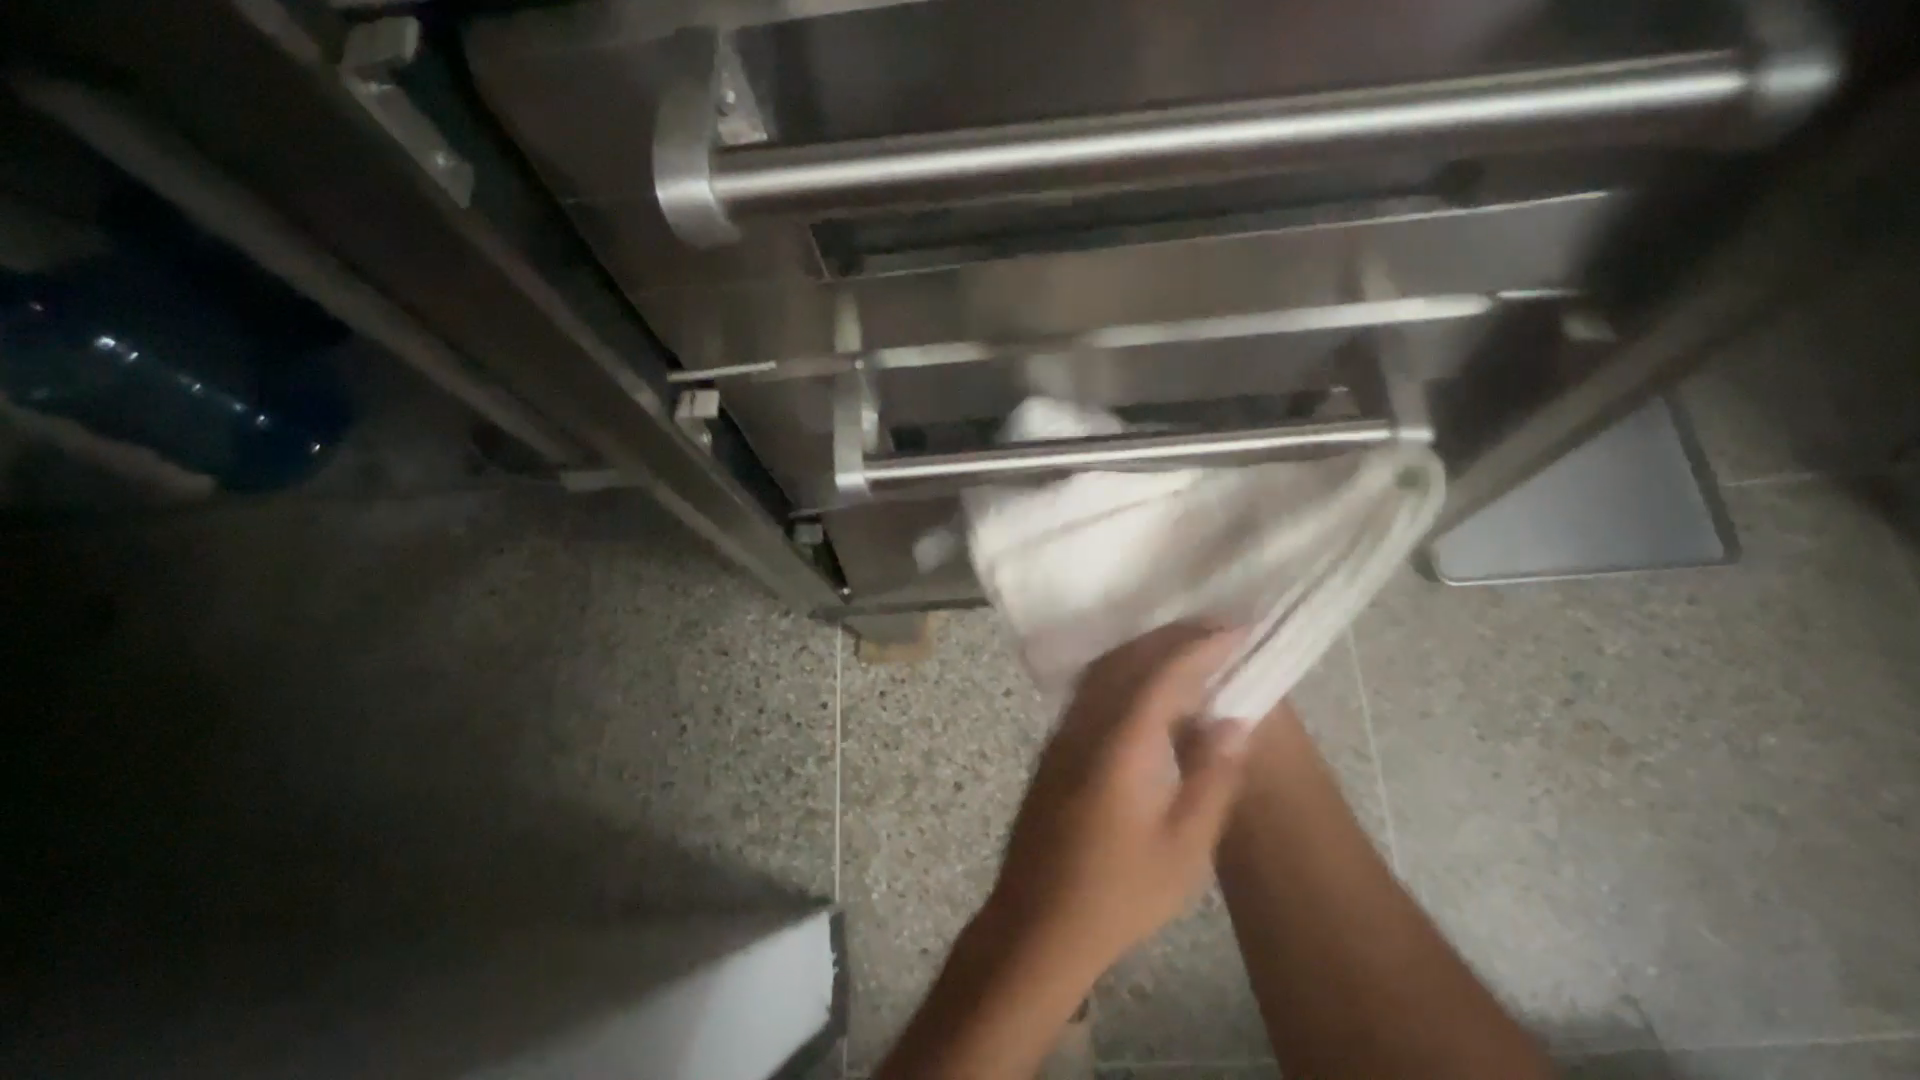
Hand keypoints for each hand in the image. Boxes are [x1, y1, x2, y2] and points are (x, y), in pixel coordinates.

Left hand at [982, 624, 1249, 980]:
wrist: (1036, 923)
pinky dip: (1124, 673)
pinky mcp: (1053, 751)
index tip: (1239, 629)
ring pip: (1103, 670)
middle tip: (1219, 631)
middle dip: (1174, 637)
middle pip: (1127, 659)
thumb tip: (1233, 721)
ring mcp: (1061, 736)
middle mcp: (1084, 725)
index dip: (1202, 646)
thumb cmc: (1119, 894)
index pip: (1163, 673)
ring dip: (1146, 651)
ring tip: (1190, 652)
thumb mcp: (1185, 848)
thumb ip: (1212, 779)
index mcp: (1121, 744)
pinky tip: (1147, 692)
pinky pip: (1090, 690)